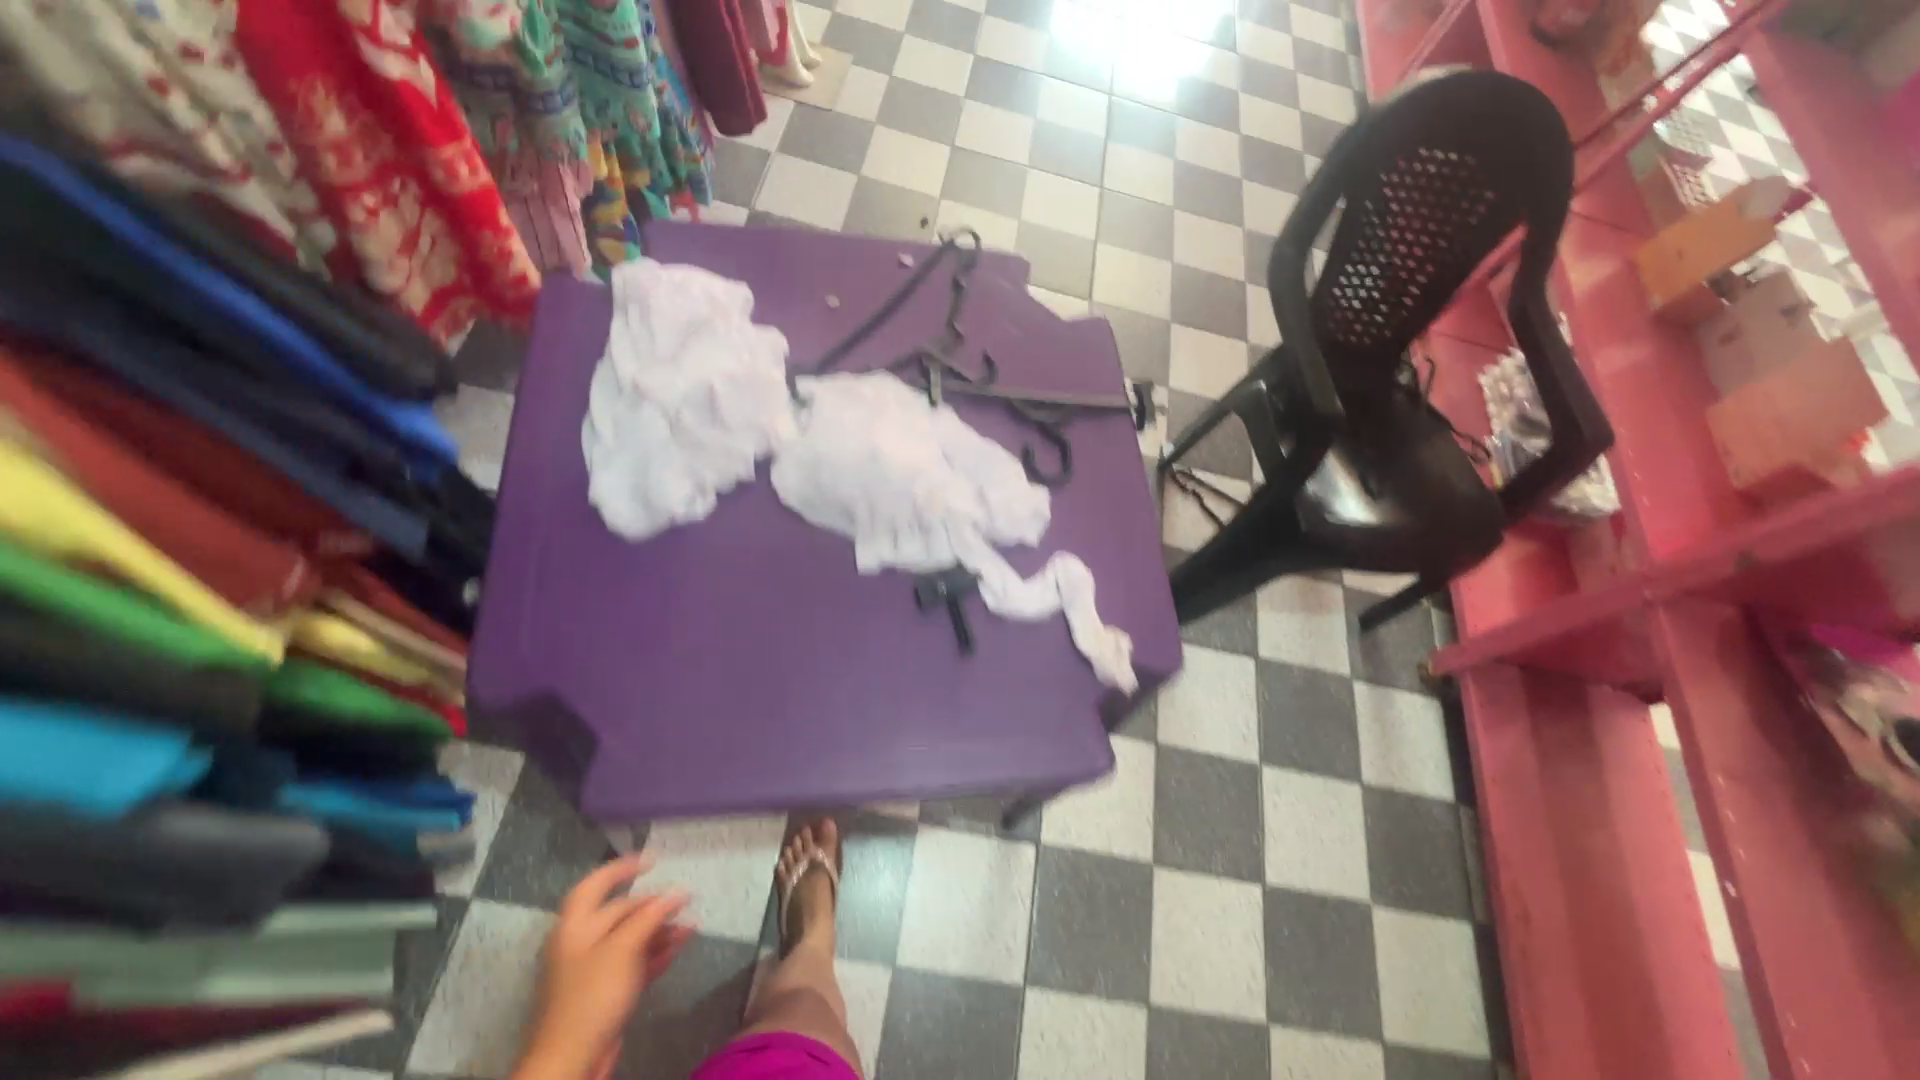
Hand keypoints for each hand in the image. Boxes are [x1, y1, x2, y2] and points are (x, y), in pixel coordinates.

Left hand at [512, 853, 694, 1079]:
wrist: (571, 1061)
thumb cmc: (592, 997)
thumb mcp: (623, 949)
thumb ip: (650, 917)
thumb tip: (677, 892)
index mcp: (575, 927)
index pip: (597, 885)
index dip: (623, 868)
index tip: (653, 860)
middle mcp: (581, 943)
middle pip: (619, 913)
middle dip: (652, 906)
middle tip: (683, 902)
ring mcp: (593, 969)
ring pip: (630, 938)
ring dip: (660, 930)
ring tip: (691, 926)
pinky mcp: (606, 992)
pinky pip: (634, 963)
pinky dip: (656, 953)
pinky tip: (679, 947)